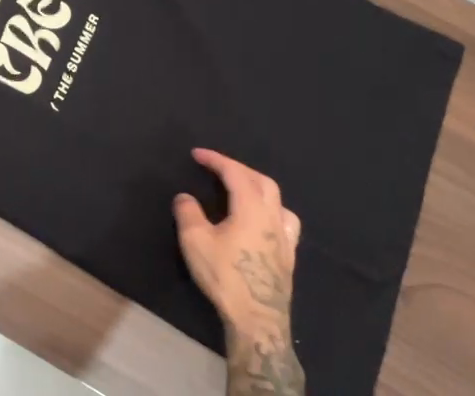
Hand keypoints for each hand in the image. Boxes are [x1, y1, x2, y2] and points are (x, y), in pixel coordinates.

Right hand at [174, 148, 300, 340]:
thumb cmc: (225, 276)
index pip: (236, 173)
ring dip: (259, 188)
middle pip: (263, 182)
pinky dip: (271, 211)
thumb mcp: (195, 240)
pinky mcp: (288, 258)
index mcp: (252, 209)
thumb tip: (186, 197)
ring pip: (279, 202)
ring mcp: (286, 240)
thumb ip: (188, 213)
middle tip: (218, 167)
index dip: (216, 159)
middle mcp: (274, 219)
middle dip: (239, 169)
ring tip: (243, 191)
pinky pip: (286, 223)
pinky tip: (262, 222)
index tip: (197, 154)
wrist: (257, 320)